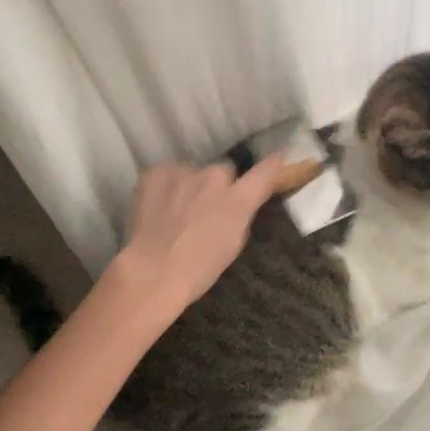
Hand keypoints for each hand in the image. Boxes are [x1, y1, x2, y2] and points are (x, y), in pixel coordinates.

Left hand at [107, 154, 285, 310]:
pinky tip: (157, 208)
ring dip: (189, 186)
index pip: (265, 172)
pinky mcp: (156, 173)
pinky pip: (167, 174)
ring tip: (175, 212)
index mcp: (238, 199)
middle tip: (204, 209)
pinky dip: (165, 187)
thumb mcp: (232, 245)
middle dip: (218, 185)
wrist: (153, 271)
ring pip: (192, 173)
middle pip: (222, 172)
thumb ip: (240, 215)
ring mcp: (183, 172)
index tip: (276, 160)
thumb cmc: (198, 270)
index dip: (272, 165)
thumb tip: (237, 203)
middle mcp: (214, 178)